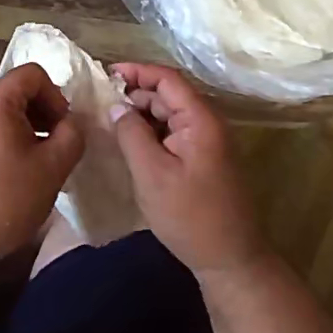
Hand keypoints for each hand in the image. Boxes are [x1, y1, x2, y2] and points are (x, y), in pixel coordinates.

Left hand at [0, 64, 83, 270]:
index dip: (56, 96)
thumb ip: (73, 134)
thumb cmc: (5, 198)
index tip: (63, 129)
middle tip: (59, 143)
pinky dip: (15, 136)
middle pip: (21, 88)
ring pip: (10, 107)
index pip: (34, 74)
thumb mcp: (53, 166)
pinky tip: (23, 168)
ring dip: (33, 125)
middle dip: (46, 111)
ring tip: (44, 158)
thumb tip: (76, 121)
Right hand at [108, 64, 272, 280]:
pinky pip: (174, 133)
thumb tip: (116, 106)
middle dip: (136, 94)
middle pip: (169, 95)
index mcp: (200, 119)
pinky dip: (152, 132)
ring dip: (143, 114)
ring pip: (170, 114)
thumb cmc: (190, 216)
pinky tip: (131, 143)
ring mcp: (208, 141)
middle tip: (102, 103)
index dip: (137, 72)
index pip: (168, 79)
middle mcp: (208, 122)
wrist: (231, 260)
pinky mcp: (204, 158)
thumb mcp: (152, 174)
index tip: (106, 74)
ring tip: (111, 122)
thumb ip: (132, 134)